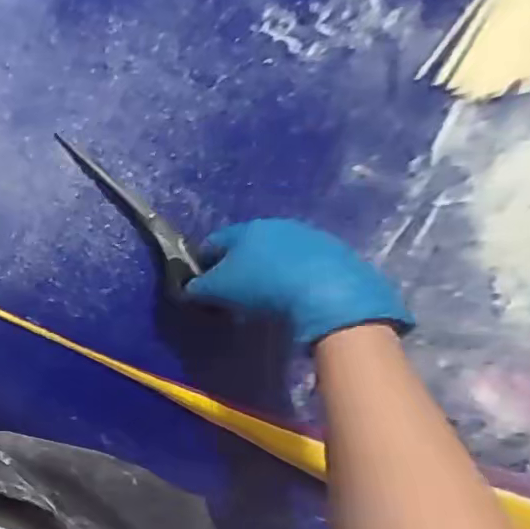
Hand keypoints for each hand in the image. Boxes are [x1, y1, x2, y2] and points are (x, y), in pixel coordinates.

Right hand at [186, 219, 412, 346]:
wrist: (331, 296)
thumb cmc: (262, 287)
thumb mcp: (215, 291)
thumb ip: (196, 287)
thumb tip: (191, 288)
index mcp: (247, 228)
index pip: (212, 243)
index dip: (201, 266)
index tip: (202, 289)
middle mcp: (279, 225)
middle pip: (246, 248)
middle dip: (236, 270)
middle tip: (232, 298)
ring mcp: (312, 238)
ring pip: (276, 257)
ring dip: (266, 276)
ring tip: (264, 303)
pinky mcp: (339, 255)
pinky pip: (304, 268)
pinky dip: (293, 282)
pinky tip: (293, 302)